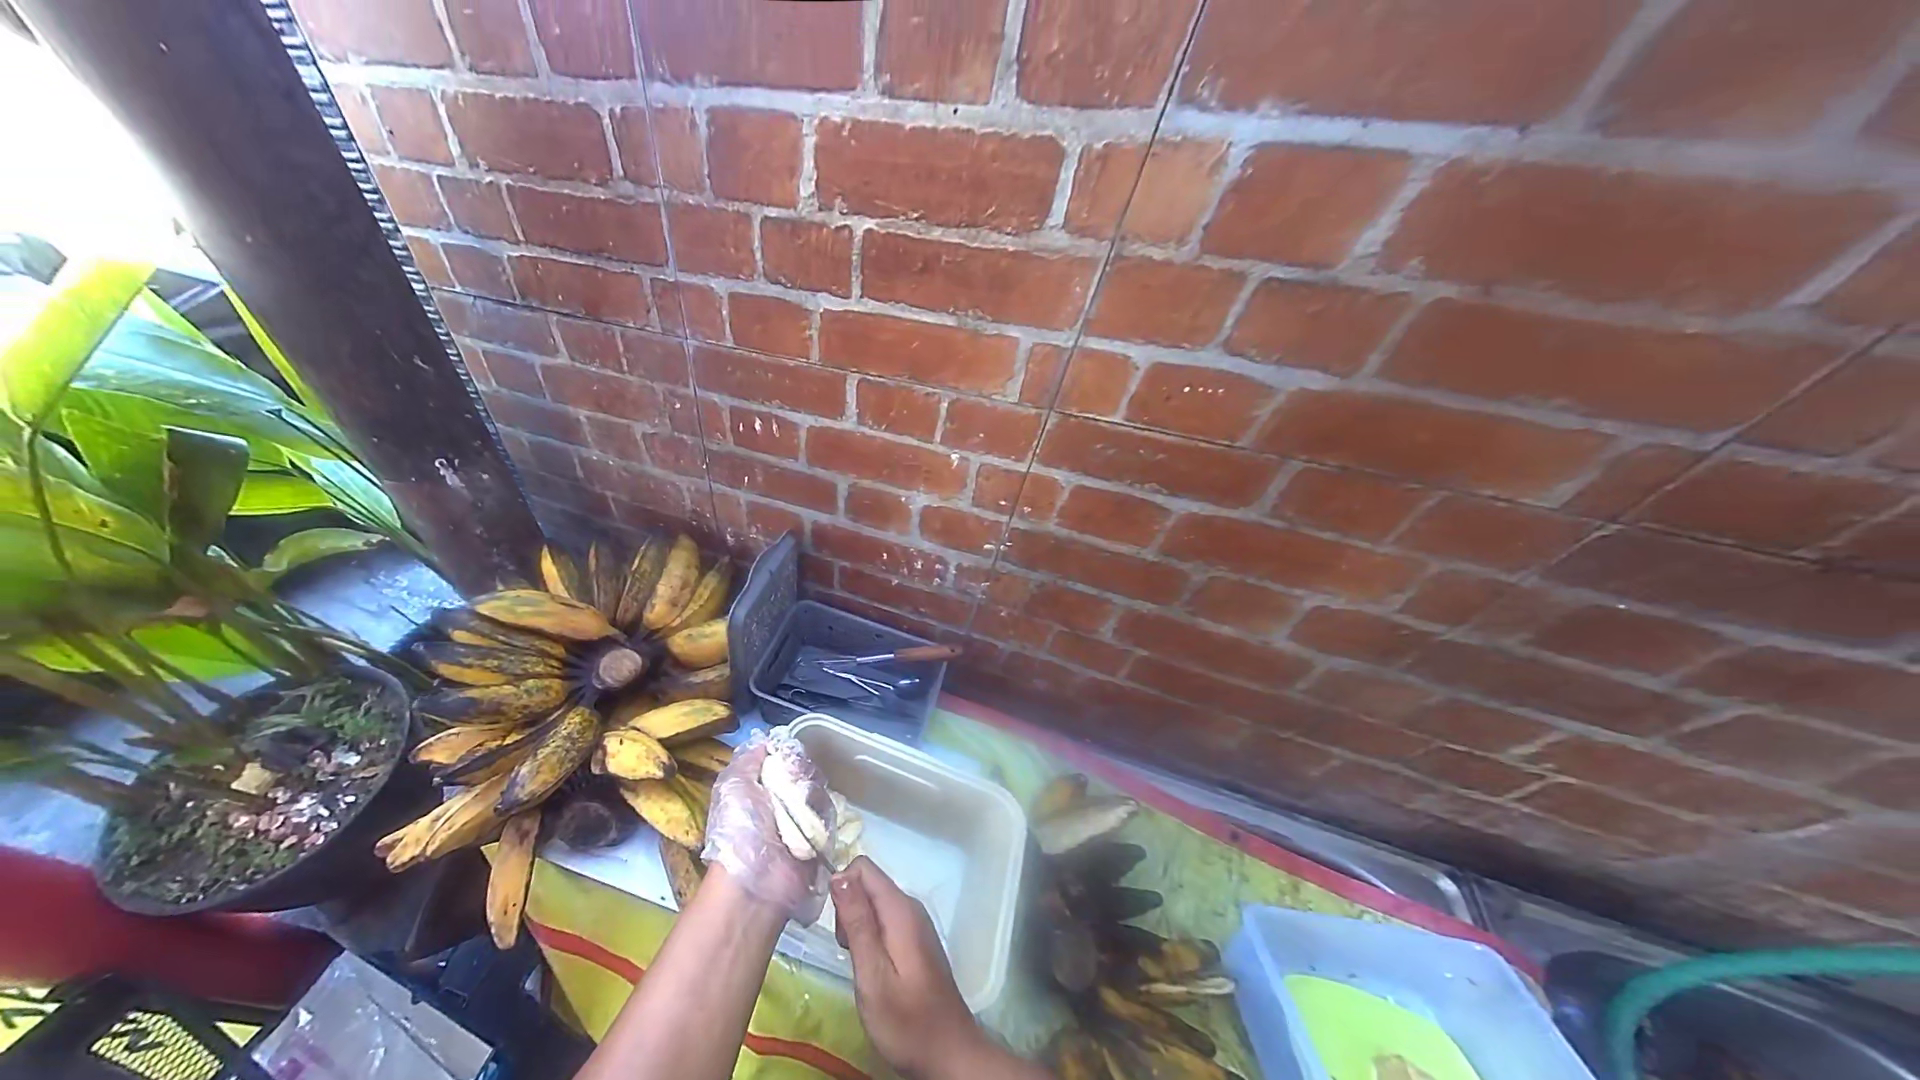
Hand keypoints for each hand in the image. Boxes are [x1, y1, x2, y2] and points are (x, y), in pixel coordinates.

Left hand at [700, 732, 829, 923]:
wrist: (755, 881)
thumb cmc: (739, 829)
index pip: (784, 760)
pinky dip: (821, 818)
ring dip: (810, 798)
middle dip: (801, 775)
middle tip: (791, 787)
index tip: (787, 757)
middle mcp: (782, 803)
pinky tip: (809, 827)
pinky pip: (831, 815)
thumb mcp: (733, 785)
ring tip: (796, 814)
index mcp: (761, 790)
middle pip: (806, 773)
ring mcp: (802, 821)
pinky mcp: (820, 838)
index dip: (788, 755)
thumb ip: (749, 759)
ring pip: (820, 791)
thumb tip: (769, 740)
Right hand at [832, 857, 1042, 1079]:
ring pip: (873, 902)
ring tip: (859, 964)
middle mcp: (910, 906)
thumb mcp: (873, 975)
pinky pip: (883, 919)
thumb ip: (857, 923)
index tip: (835, 927)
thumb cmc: (906, 1020)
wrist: (947, 1052)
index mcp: (900, 909)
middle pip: (867, 883)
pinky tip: (871, 968)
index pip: (863, 868)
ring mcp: (915, 922)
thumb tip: (839, 876)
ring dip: (856, 926)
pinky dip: (869, 936)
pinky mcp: (914, 938)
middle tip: (849, 952)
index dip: (841, 888)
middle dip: (847, 910)